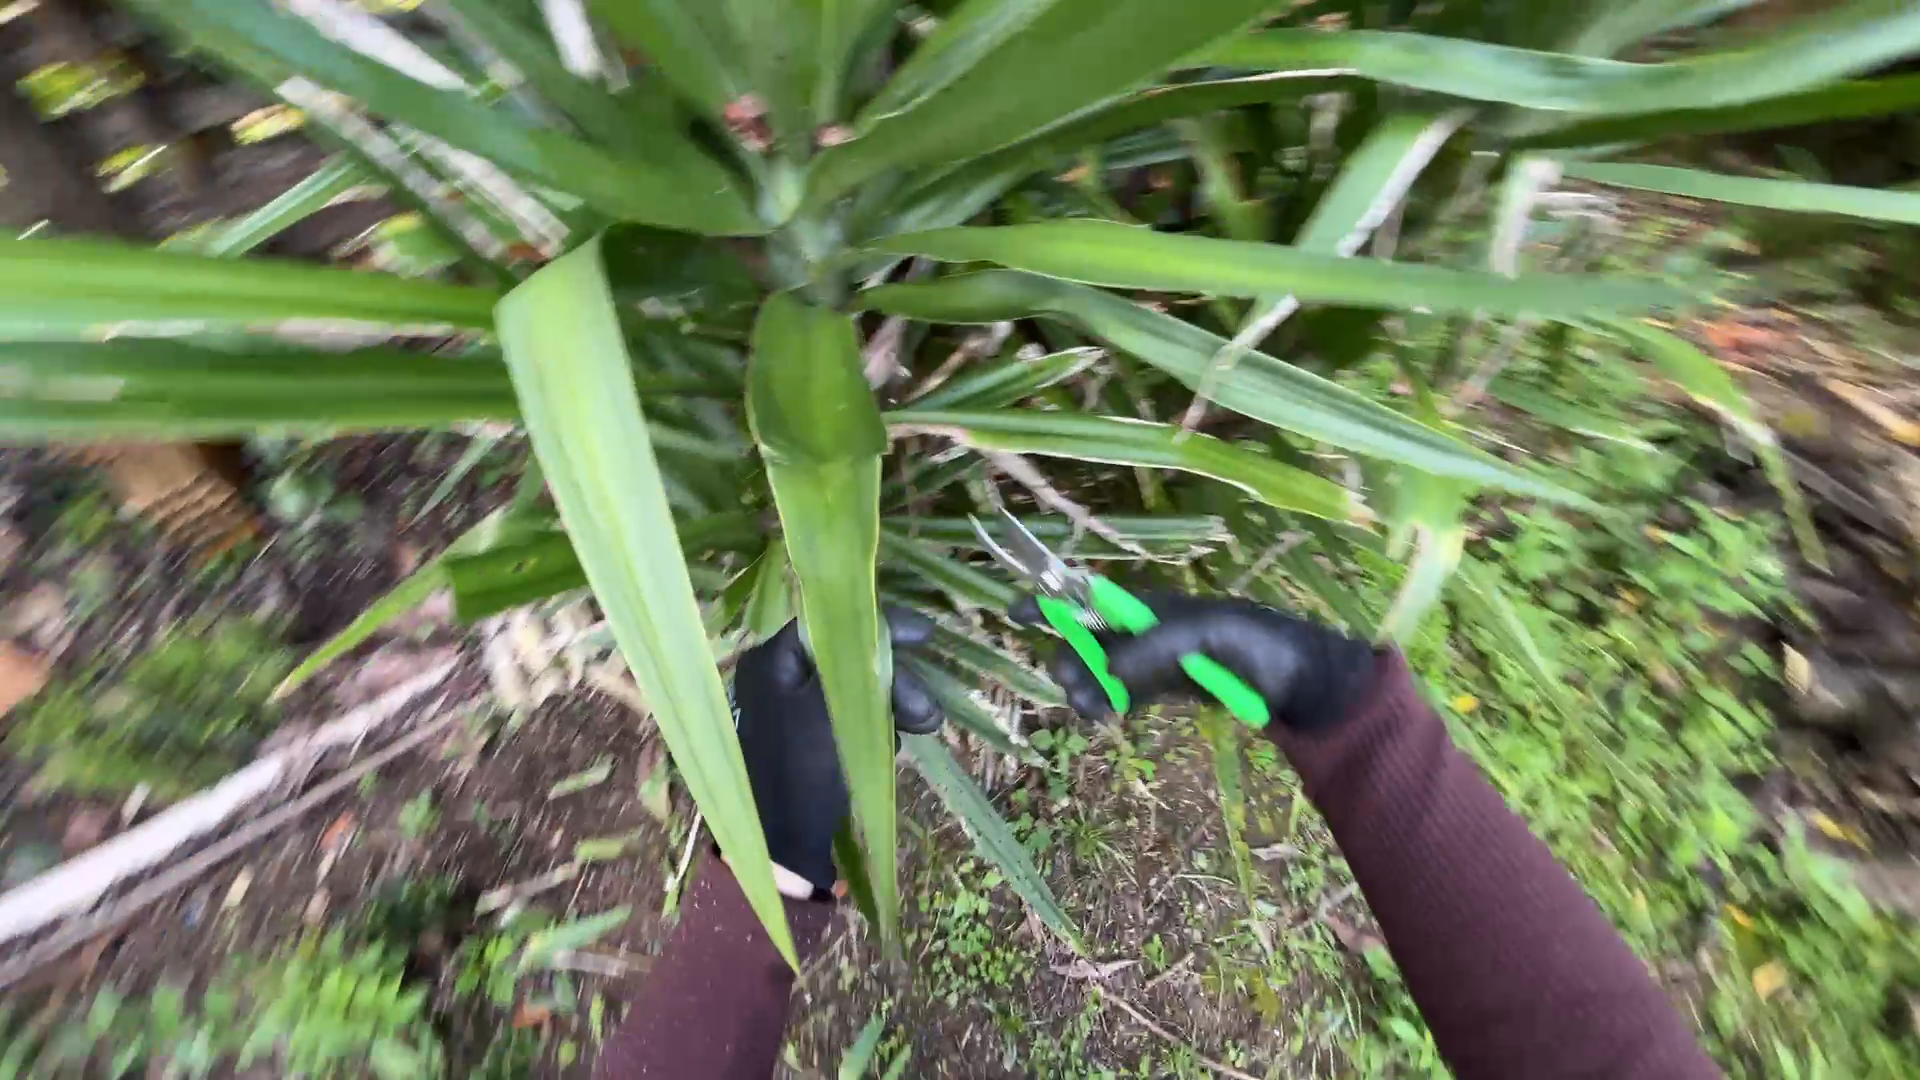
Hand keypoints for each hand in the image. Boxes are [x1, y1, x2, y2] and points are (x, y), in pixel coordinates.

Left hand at [731, 608, 942, 895]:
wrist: (785, 844)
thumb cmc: (803, 768)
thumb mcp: (833, 707)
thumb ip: (858, 664)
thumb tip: (887, 630)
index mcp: (773, 659)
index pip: (835, 622)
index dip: (884, 626)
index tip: (927, 635)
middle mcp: (780, 673)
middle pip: (851, 657)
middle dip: (896, 681)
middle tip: (927, 712)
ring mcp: (794, 704)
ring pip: (857, 686)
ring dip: (893, 704)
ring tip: (922, 726)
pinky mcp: (810, 732)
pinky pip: (851, 711)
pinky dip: (876, 722)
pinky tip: (891, 743)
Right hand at [1011, 591, 1377, 734]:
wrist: (1298, 680)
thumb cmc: (1251, 642)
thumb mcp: (1201, 635)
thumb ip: (1149, 651)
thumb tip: (1100, 674)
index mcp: (1148, 606)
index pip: (1089, 598)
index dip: (1052, 603)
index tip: (1014, 611)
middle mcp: (1142, 630)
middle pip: (1087, 642)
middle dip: (1070, 661)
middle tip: (1074, 687)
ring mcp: (1152, 661)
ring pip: (1101, 673)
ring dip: (1088, 690)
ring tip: (1095, 712)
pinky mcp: (1165, 690)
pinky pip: (1124, 695)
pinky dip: (1112, 704)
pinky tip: (1111, 716)